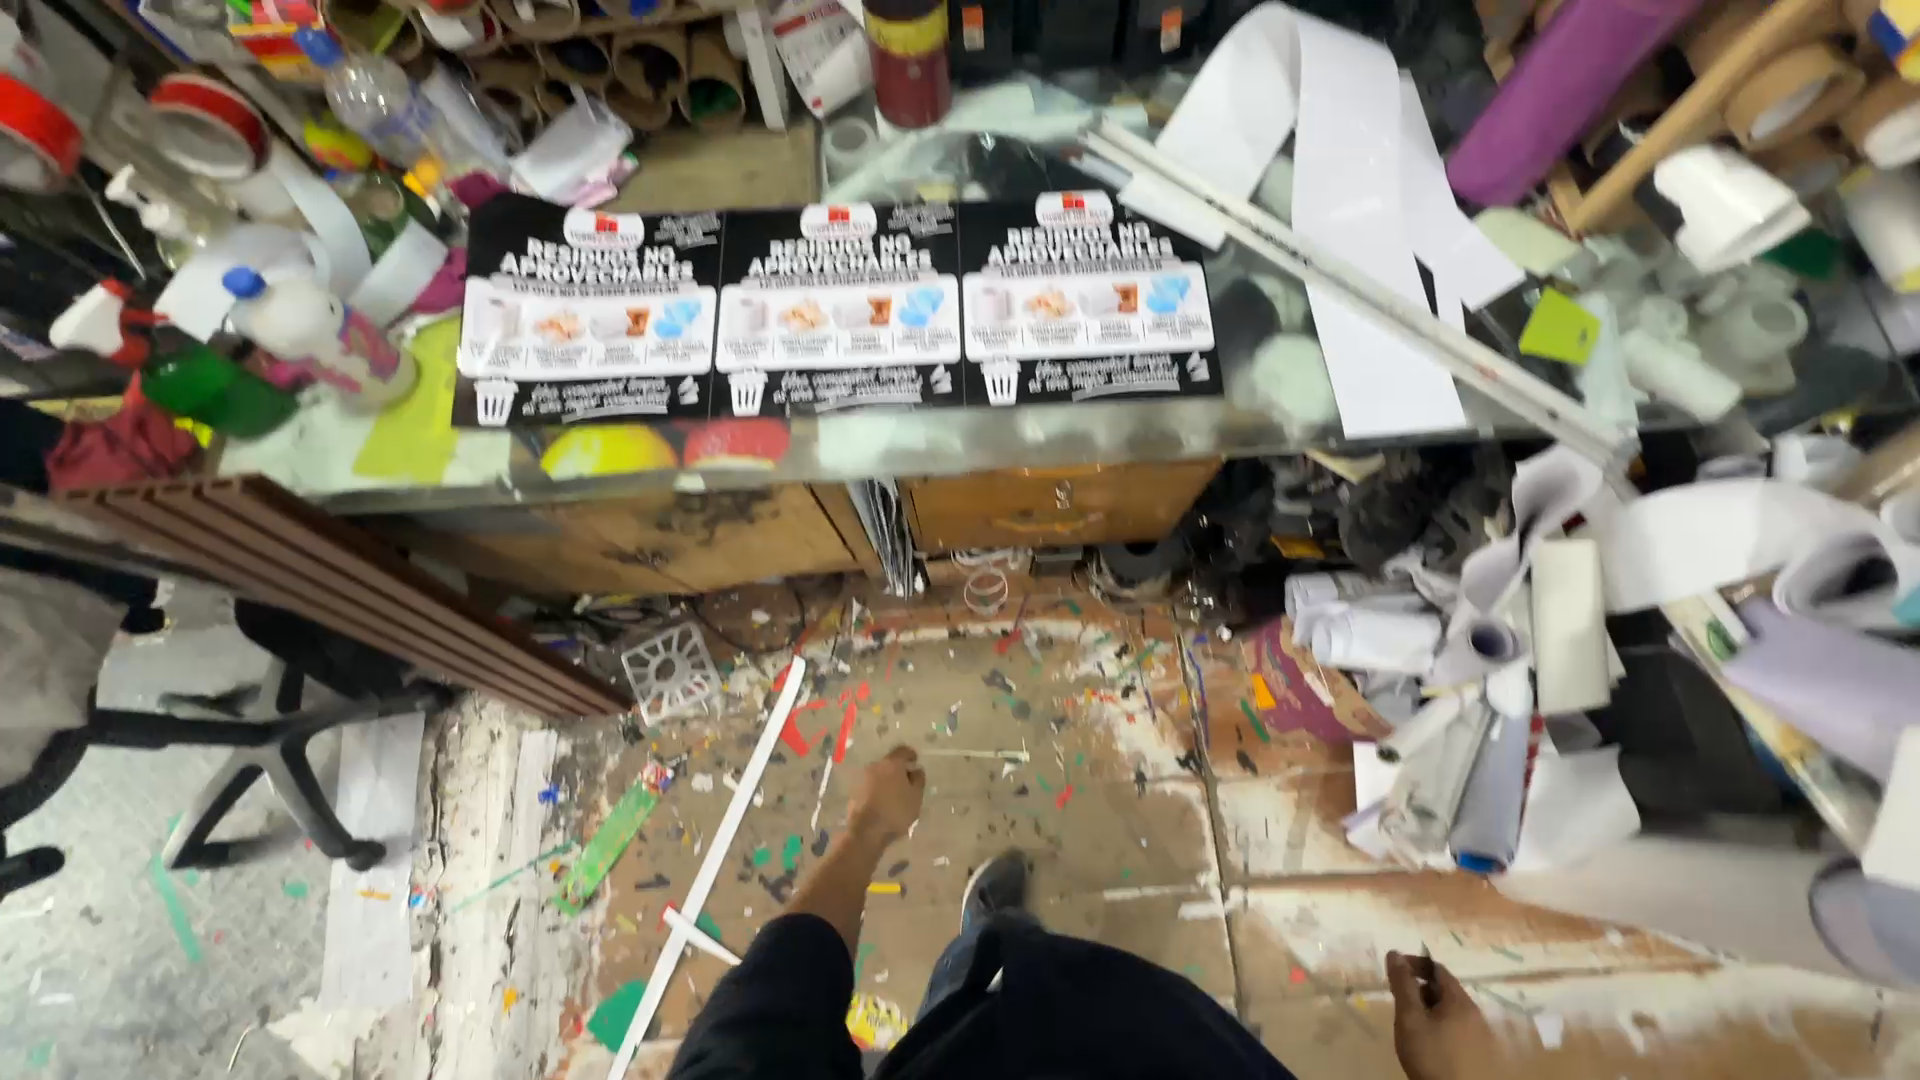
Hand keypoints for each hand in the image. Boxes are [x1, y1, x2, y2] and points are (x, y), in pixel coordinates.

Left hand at [847, 746, 924, 846]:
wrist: (866, 831)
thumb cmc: (895, 811)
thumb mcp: (916, 796)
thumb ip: (918, 780)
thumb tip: (915, 770)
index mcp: (892, 763)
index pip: (903, 751)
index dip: (910, 755)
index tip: (915, 762)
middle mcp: (875, 766)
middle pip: (890, 763)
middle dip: (898, 770)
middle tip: (907, 782)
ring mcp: (863, 778)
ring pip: (879, 774)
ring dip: (887, 780)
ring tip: (895, 795)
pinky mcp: (855, 791)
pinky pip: (871, 786)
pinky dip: (878, 790)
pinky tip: (883, 803)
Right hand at [1386, 951, 1502, 1079]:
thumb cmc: (1431, 1056)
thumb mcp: (1409, 1018)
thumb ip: (1402, 984)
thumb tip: (1394, 953)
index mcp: (1461, 1003)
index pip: (1437, 969)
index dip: (1414, 964)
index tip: (1393, 970)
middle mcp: (1477, 1016)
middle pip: (1446, 990)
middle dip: (1420, 988)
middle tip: (1400, 999)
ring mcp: (1483, 1038)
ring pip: (1453, 1011)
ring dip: (1431, 1007)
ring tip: (1412, 1021)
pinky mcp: (1483, 1056)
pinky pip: (1460, 1029)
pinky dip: (1442, 1025)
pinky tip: (1431, 1041)